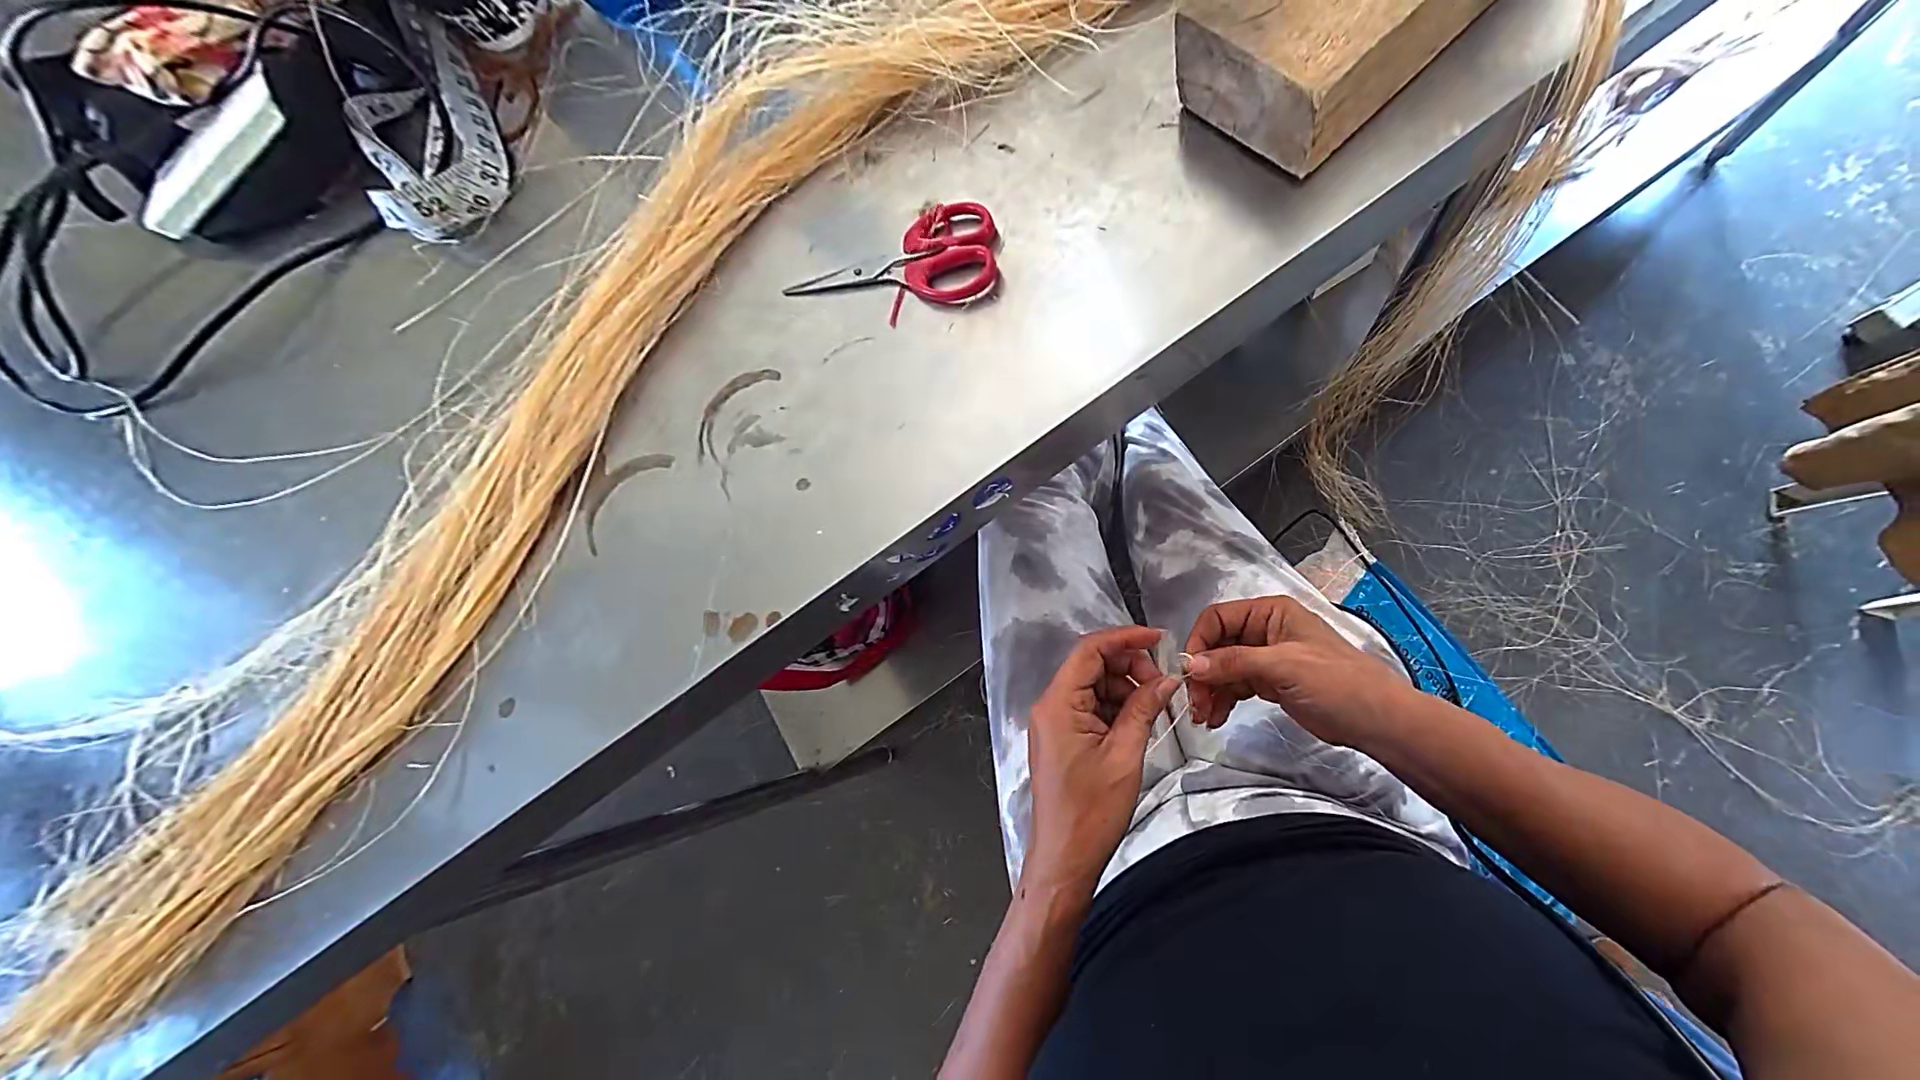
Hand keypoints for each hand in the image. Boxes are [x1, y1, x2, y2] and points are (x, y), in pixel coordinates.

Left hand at [1024, 626, 1180, 895]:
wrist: (1065, 857)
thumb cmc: (1090, 812)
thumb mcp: (1125, 754)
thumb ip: (1144, 709)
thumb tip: (1165, 680)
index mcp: (1057, 704)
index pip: (1089, 651)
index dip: (1125, 638)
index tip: (1158, 638)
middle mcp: (1050, 707)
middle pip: (1091, 666)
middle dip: (1129, 668)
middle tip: (1162, 685)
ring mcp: (1055, 722)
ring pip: (1094, 687)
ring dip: (1125, 690)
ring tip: (1155, 707)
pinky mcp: (1063, 737)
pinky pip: (1091, 708)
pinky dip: (1117, 708)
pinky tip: (1140, 721)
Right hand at [1182, 595, 1413, 747]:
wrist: (1380, 722)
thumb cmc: (1340, 683)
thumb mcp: (1284, 666)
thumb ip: (1234, 662)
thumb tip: (1191, 665)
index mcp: (1271, 613)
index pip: (1218, 618)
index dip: (1199, 642)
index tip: (1189, 670)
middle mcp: (1264, 631)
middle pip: (1216, 646)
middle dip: (1202, 673)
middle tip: (1194, 702)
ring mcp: (1266, 658)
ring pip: (1222, 669)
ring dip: (1209, 691)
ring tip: (1203, 716)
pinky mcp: (1269, 683)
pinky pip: (1234, 687)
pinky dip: (1221, 701)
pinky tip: (1215, 717)